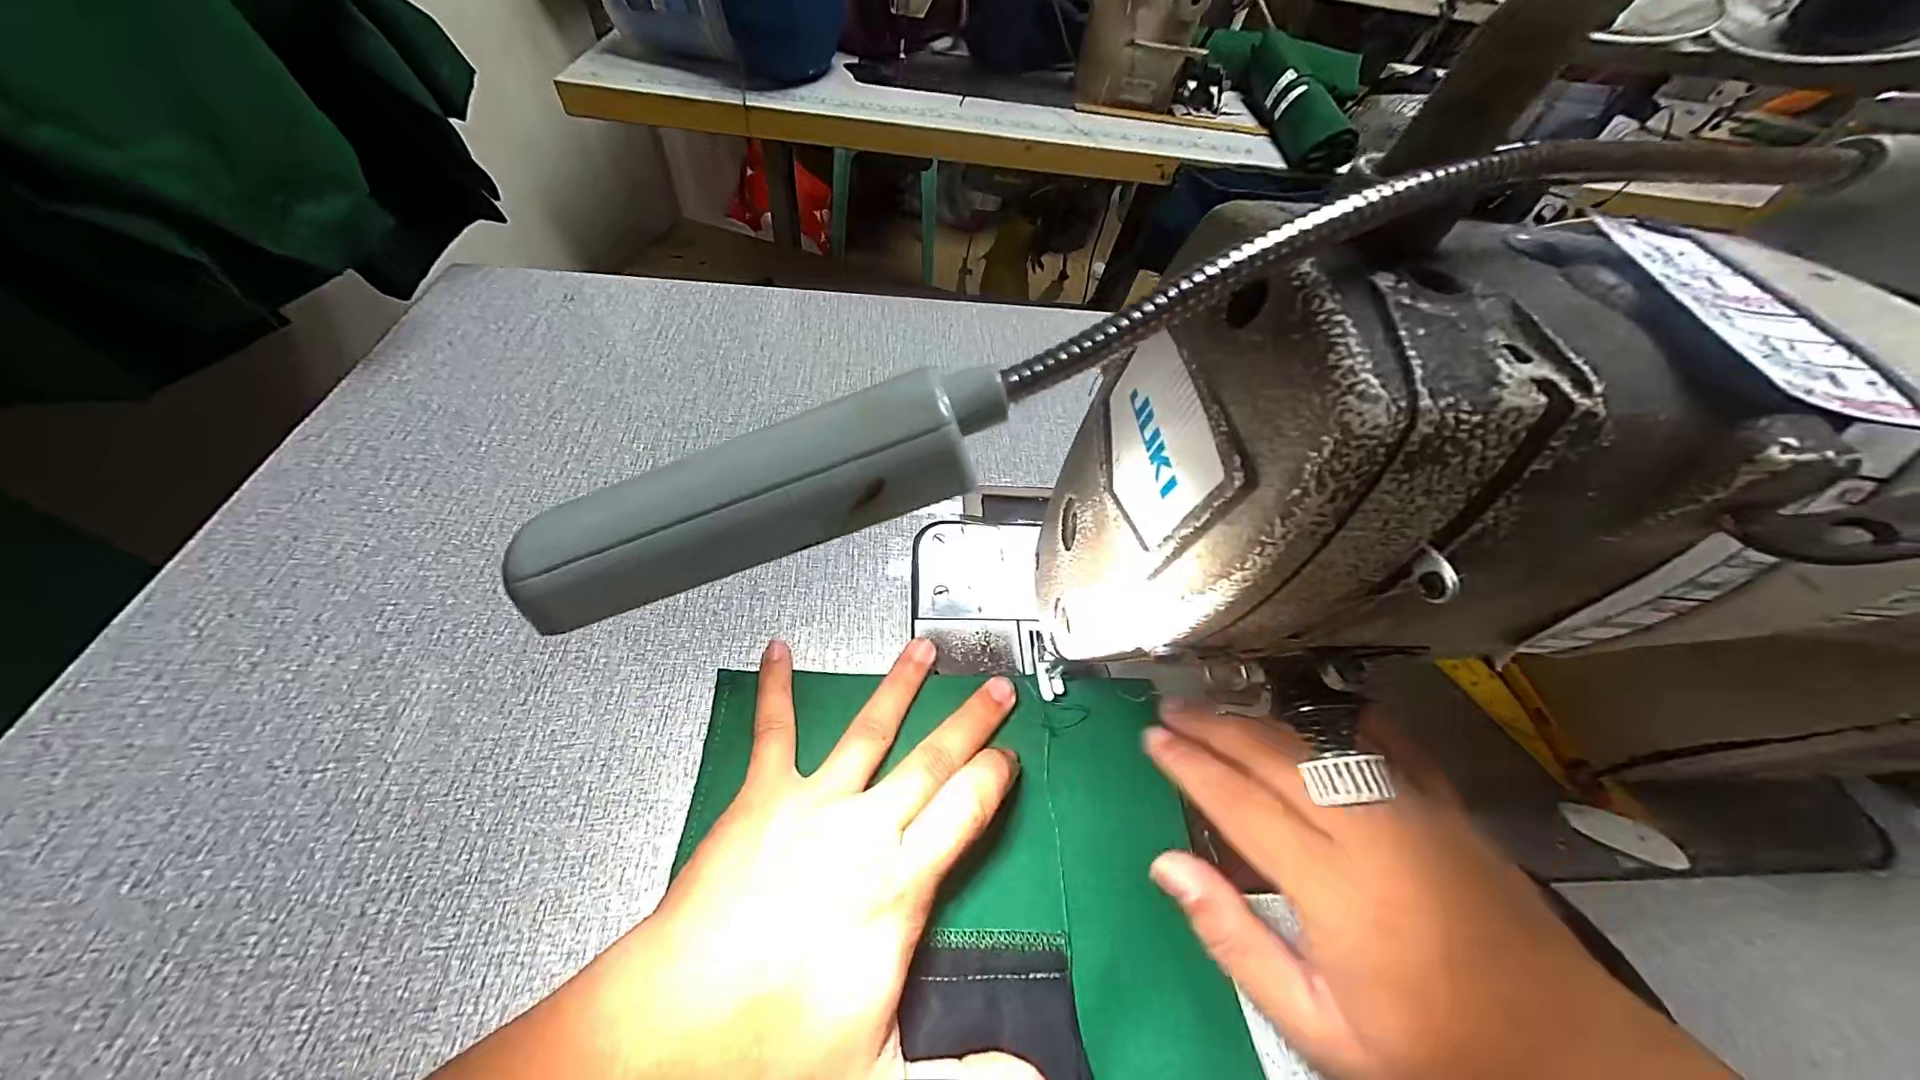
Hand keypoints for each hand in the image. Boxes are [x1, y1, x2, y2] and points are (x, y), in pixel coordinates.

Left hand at [434, 639, 1037, 1079]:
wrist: (674, 1032)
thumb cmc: (774, 1052)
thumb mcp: (885, 1076)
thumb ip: (967, 1075)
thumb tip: (1039, 1078)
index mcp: (900, 885)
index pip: (966, 812)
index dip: (994, 777)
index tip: (1010, 757)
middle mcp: (864, 832)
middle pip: (934, 761)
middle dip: (971, 723)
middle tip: (996, 690)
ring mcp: (813, 806)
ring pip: (871, 731)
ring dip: (900, 687)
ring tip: (921, 651)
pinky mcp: (762, 797)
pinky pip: (773, 731)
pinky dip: (776, 688)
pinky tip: (777, 652)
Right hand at [1143, 703, 1735, 1079]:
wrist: (1572, 1059)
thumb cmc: (1431, 1049)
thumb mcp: (1319, 1025)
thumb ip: (1235, 939)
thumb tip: (1168, 866)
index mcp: (1334, 885)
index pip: (1238, 802)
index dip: (1189, 765)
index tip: (1152, 740)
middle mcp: (1371, 830)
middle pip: (1273, 756)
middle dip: (1213, 727)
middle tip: (1169, 711)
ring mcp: (1416, 811)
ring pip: (1319, 742)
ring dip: (1259, 721)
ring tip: (1216, 710)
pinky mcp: (1450, 810)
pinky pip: (1388, 745)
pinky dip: (1343, 722)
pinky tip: (1317, 710)